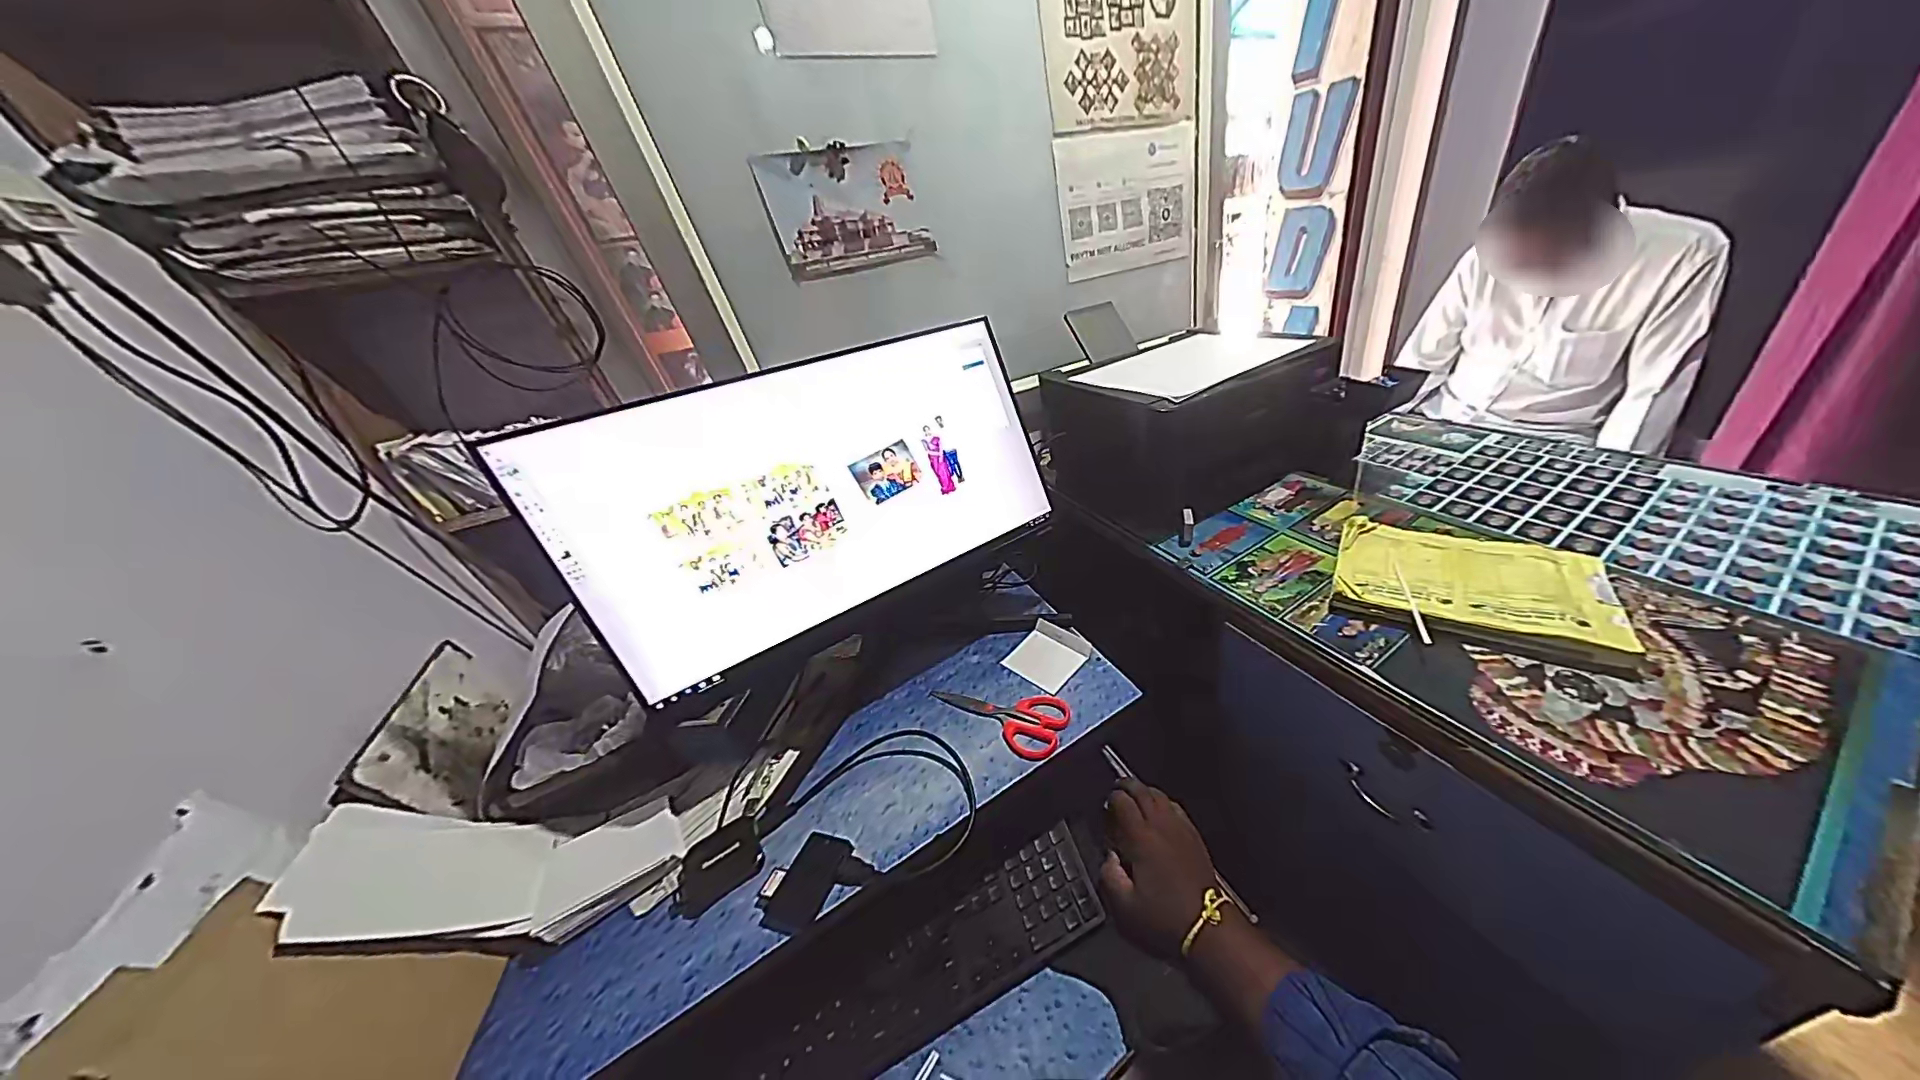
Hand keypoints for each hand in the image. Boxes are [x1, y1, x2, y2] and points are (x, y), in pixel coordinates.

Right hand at [1097, 778, 1223, 958]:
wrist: (1208, 928)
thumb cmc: (1166, 919)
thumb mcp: (1125, 906)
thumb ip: (1109, 876)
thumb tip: (1109, 859)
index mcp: (1142, 839)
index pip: (1123, 802)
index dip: (1111, 798)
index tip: (1105, 804)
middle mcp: (1162, 828)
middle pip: (1143, 791)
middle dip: (1127, 786)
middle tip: (1117, 789)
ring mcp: (1182, 831)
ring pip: (1162, 797)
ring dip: (1146, 792)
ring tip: (1136, 795)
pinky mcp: (1195, 839)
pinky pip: (1177, 809)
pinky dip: (1165, 803)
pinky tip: (1161, 811)